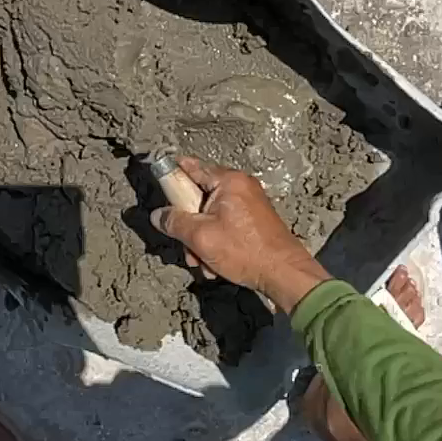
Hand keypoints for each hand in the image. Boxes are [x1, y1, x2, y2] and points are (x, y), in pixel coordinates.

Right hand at [149, 156, 330, 313]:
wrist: (284, 274)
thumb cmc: (245, 252)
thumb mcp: (201, 237)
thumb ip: (175, 222)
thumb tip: (158, 215)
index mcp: (229, 181)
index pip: (192, 166)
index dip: (172, 171)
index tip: (157, 175)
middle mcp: (240, 186)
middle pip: (198, 196)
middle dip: (188, 224)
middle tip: (186, 245)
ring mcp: (248, 203)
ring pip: (210, 215)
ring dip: (201, 239)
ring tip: (203, 262)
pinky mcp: (253, 220)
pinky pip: (224, 224)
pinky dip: (216, 242)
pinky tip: (215, 264)